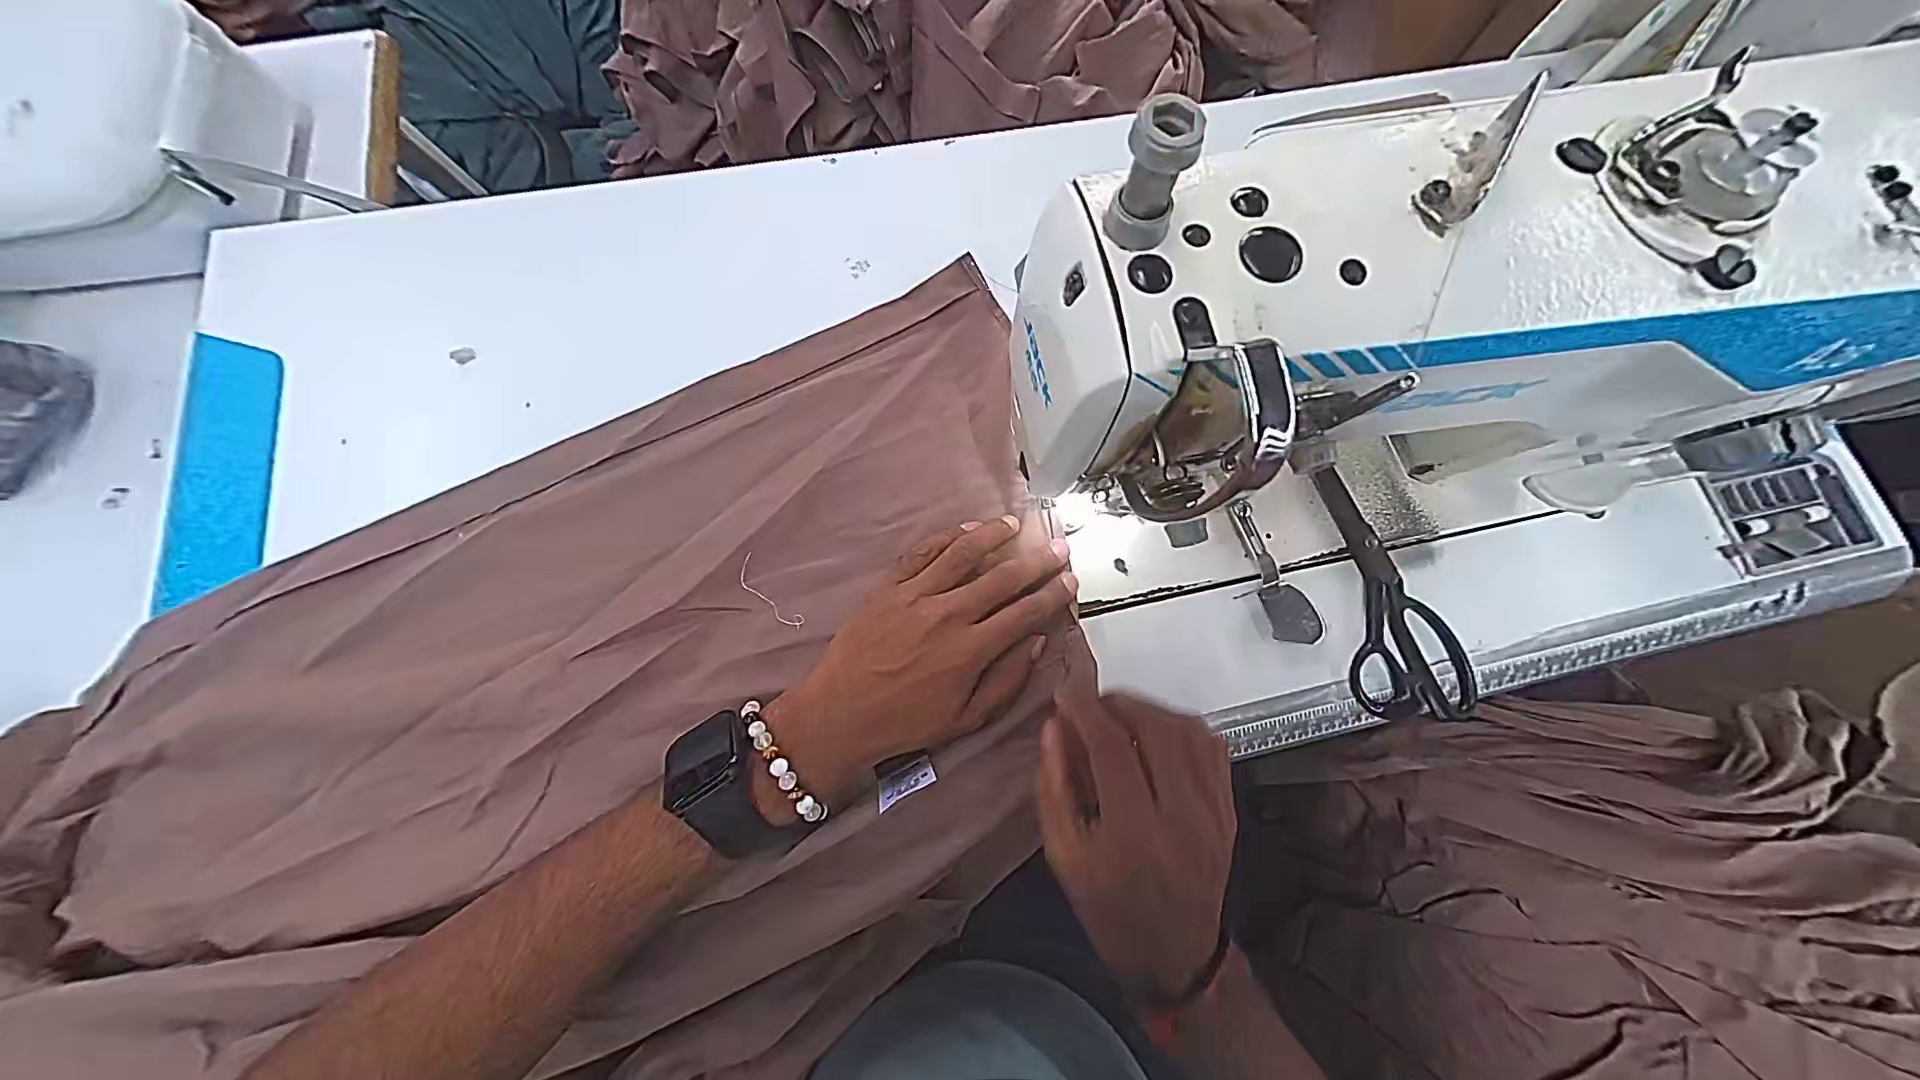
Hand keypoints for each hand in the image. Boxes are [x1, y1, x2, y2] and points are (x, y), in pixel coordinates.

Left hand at [756, 515, 1076, 821]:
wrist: (840, 713)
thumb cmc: (903, 722)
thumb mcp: (965, 718)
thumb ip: (1006, 681)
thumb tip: (1035, 643)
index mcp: (969, 651)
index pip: (1025, 613)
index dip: (1053, 594)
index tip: (1068, 581)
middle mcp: (946, 616)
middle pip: (1003, 577)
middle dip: (1037, 560)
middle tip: (1057, 547)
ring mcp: (914, 597)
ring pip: (963, 553)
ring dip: (993, 535)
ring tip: (1013, 524)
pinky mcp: (887, 588)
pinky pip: (921, 553)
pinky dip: (946, 537)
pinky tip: (964, 531)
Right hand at [1035, 684, 1236, 1002]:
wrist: (1174, 952)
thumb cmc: (1110, 907)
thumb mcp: (1063, 855)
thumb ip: (1054, 786)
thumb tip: (1053, 727)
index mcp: (1133, 834)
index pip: (1110, 747)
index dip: (1084, 709)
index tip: (1066, 694)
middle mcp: (1182, 819)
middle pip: (1156, 728)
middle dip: (1118, 702)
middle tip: (1093, 704)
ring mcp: (1213, 813)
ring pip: (1188, 731)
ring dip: (1150, 709)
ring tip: (1121, 714)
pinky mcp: (1229, 810)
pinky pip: (1212, 747)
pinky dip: (1183, 726)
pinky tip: (1158, 731)